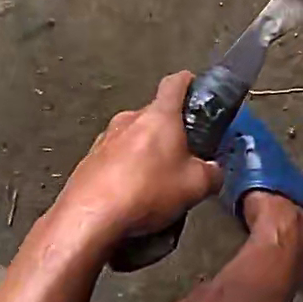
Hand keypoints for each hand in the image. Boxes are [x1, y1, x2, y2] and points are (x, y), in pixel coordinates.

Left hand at [50, 72, 223, 244]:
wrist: (89, 219)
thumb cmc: (144, 192)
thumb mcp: (196, 186)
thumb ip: (212, 173)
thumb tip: (213, 171)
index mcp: (159, 116)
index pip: (175, 83)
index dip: (189, 83)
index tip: (195, 87)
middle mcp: (129, 120)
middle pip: (155, 115)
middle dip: (171, 131)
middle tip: (185, 155)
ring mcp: (105, 139)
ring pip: (134, 138)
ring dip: (147, 152)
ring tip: (158, 182)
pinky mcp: (89, 161)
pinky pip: (115, 159)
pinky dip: (127, 171)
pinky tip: (133, 196)